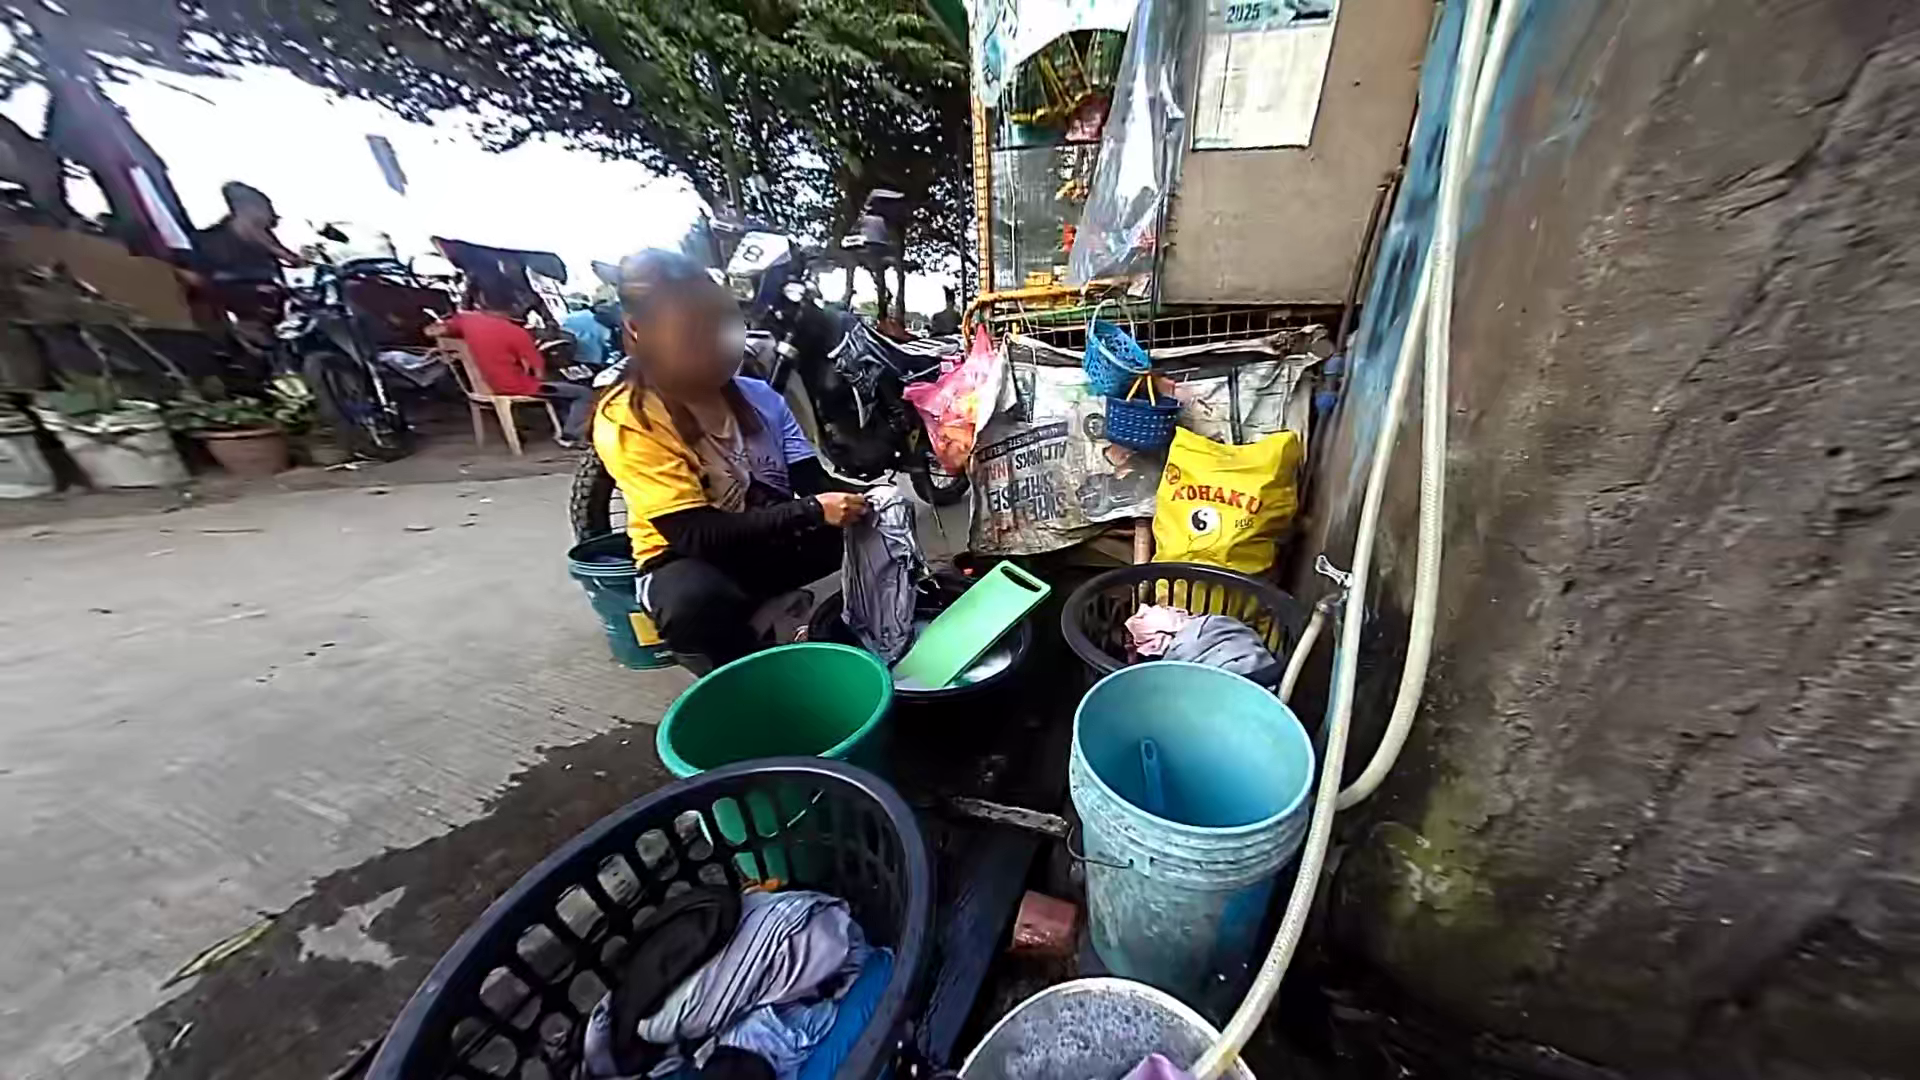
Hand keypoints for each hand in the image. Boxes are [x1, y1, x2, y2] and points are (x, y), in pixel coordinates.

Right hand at [814, 492, 868, 526]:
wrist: (815, 509)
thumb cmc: (823, 500)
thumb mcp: (836, 494)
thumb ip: (848, 496)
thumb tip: (857, 496)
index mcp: (846, 497)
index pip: (861, 499)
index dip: (863, 500)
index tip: (864, 501)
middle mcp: (848, 506)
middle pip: (862, 508)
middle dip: (863, 508)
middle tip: (863, 508)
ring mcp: (846, 515)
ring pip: (859, 516)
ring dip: (859, 515)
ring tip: (857, 514)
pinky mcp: (842, 523)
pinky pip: (852, 522)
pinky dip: (853, 521)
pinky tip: (851, 519)